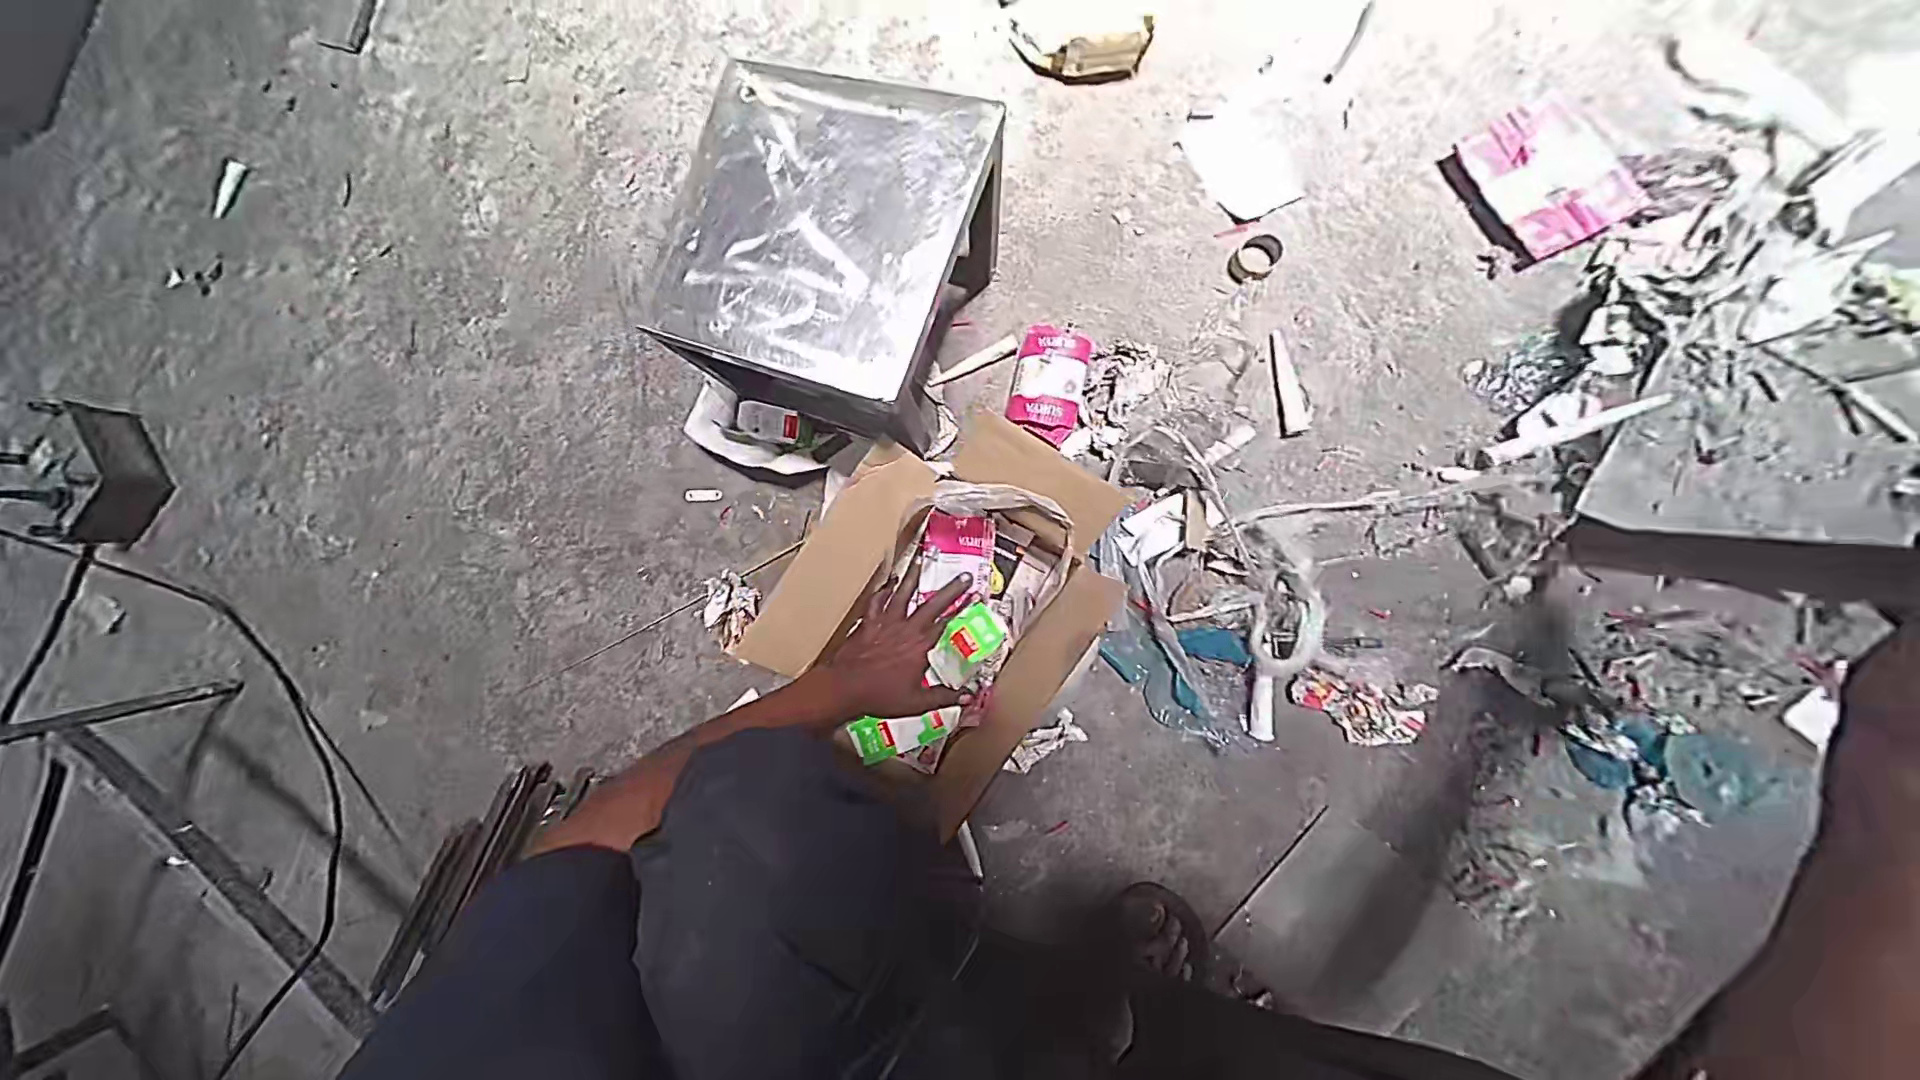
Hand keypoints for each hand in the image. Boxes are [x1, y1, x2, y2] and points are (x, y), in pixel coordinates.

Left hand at [821, 557, 976, 718]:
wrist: (843, 688)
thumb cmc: (879, 696)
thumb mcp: (917, 703)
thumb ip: (944, 697)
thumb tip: (967, 697)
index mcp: (920, 646)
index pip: (947, 623)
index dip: (963, 609)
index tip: (976, 597)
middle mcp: (905, 629)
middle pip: (932, 604)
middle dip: (951, 589)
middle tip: (964, 577)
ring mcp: (885, 622)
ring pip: (903, 594)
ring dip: (914, 577)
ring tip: (922, 561)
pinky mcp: (868, 622)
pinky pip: (877, 601)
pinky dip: (884, 591)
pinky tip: (889, 583)